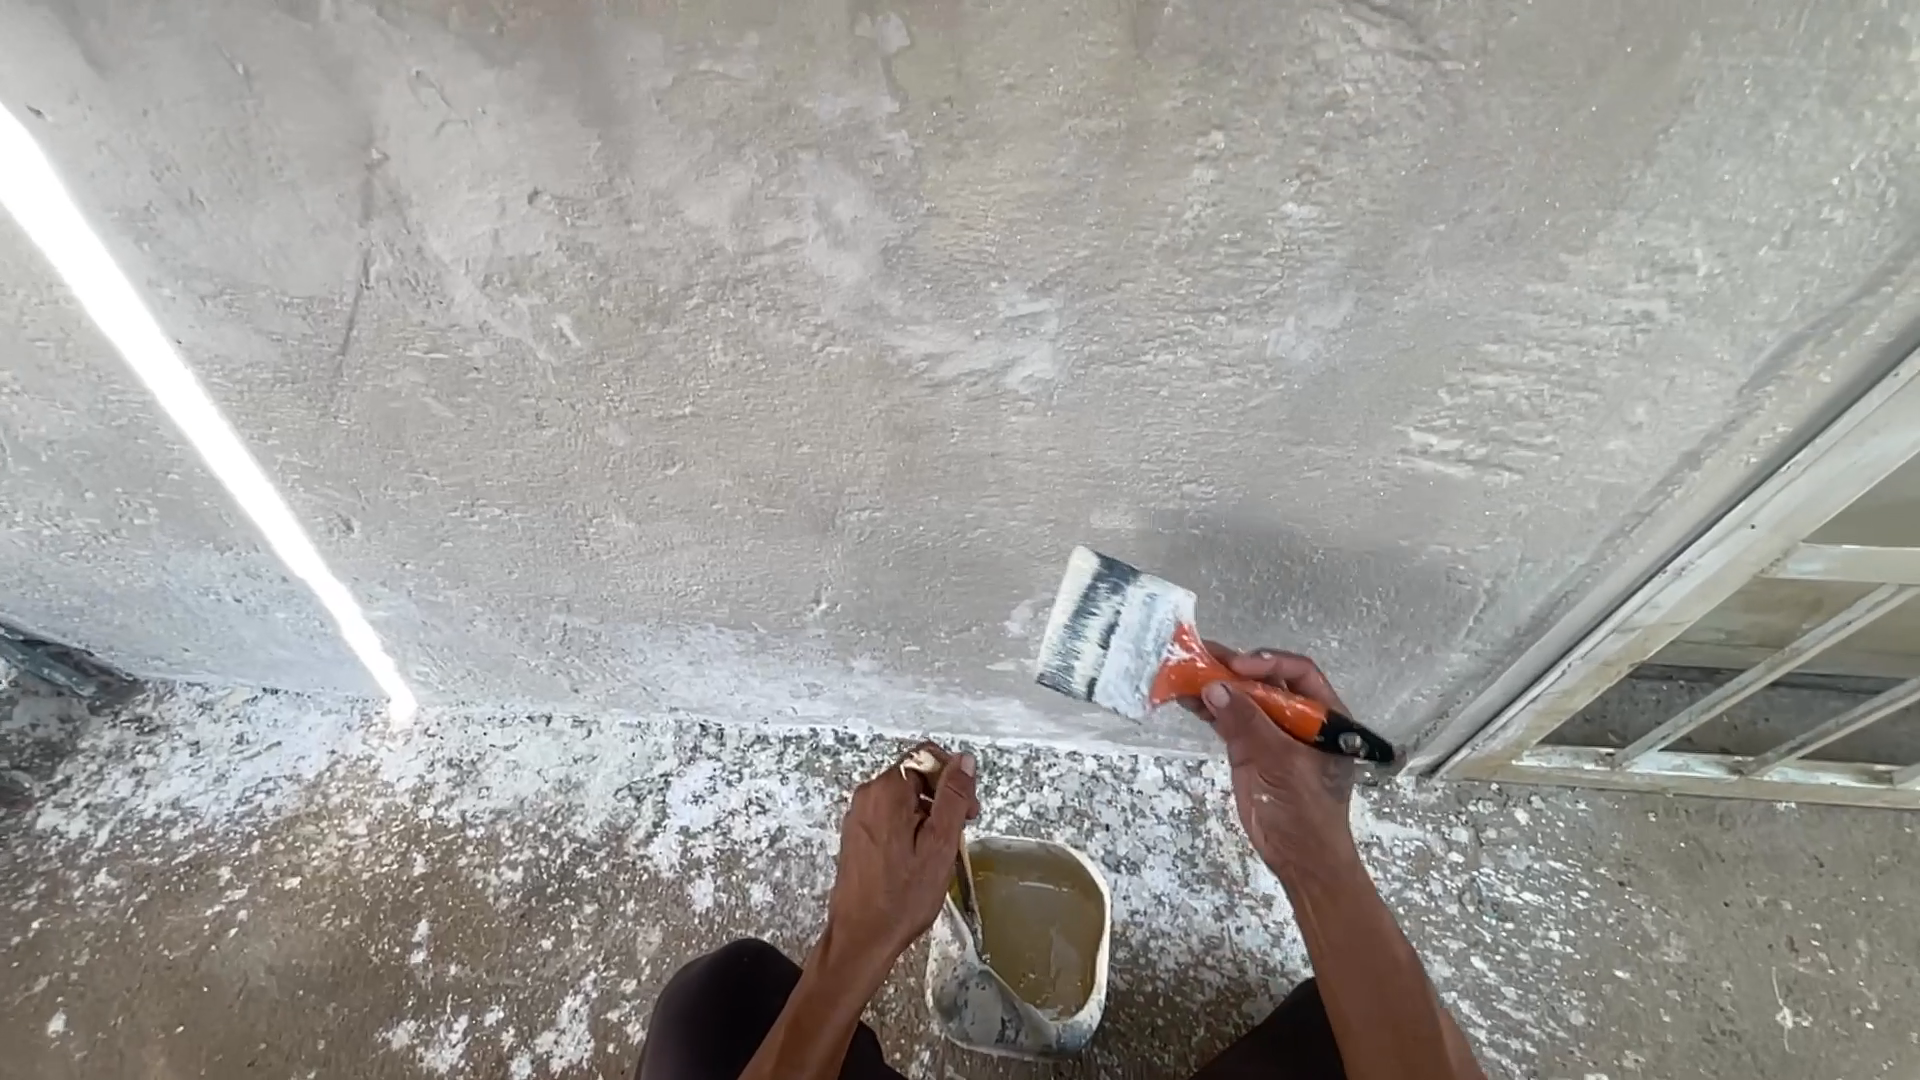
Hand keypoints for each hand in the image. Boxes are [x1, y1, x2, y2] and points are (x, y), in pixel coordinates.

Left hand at [824, 742, 978, 974]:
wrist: (861, 938)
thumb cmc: (904, 895)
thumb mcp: (940, 843)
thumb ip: (954, 796)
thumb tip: (964, 760)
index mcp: (887, 790)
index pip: (927, 755)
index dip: (953, 776)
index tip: (968, 809)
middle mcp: (868, 794)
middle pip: (915, 774)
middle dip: (943, 796)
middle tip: (960, 832)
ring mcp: (858, 814)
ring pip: (904, 795)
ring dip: (929, 812)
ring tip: (940, 849)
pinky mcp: (856, 833)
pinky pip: (890, 813)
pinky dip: (910, 824)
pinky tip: (919, 856)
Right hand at [1195, 645, 1358, 883]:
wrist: (1300, 860)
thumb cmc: (1305, 811)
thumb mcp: (1281, 763)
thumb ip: (1249, 724)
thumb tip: (1214, 688)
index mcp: (1325, 717)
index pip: (1299, 674)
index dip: (1269, 664)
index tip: (1237, 668)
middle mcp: (1298, 718)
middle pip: (1266, 682)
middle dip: (1234, 670)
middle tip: (1201, 657)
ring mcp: (1271, 733)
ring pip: (1243, 699)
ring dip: (1215, 686)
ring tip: (1185, 674)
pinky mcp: (1248, 748)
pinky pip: (1227, 720)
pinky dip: (1207, 708)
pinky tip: (1187, 699)